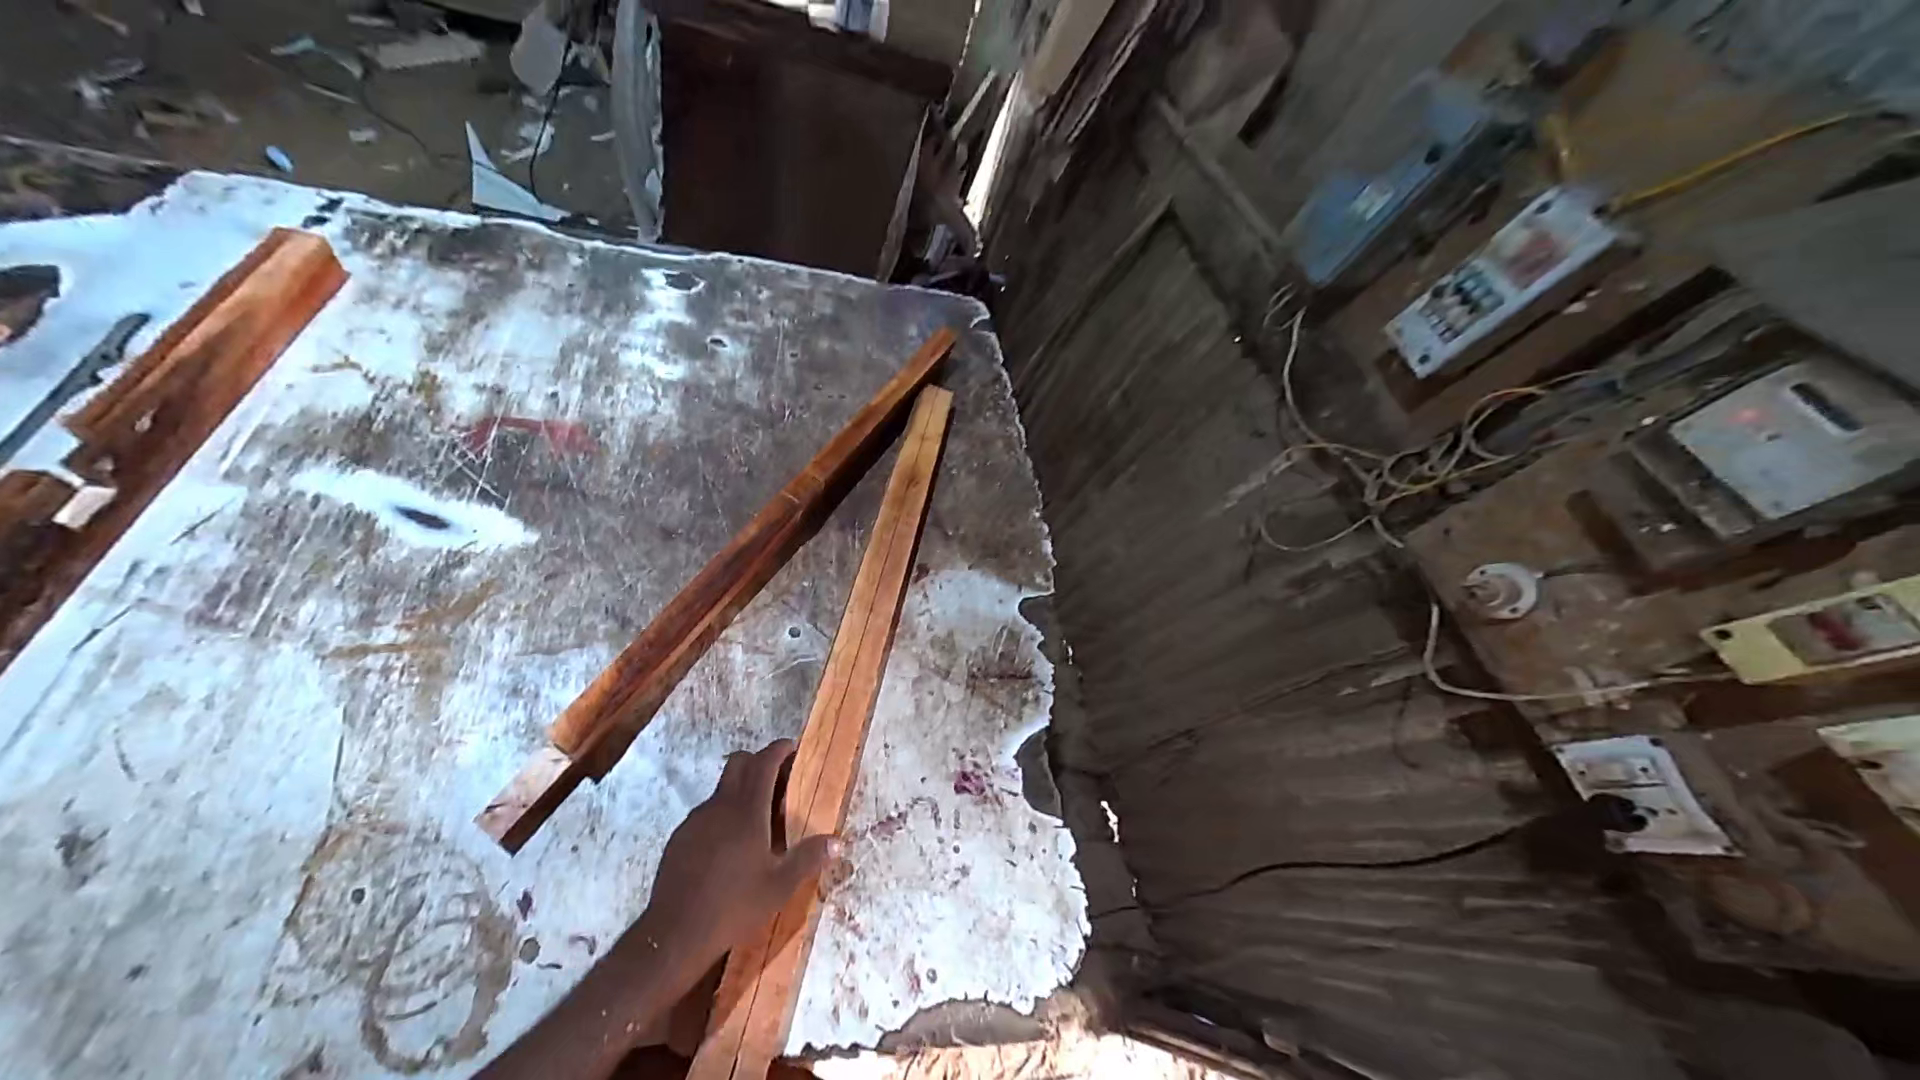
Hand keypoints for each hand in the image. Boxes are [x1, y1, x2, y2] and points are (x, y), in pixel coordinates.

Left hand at [630, 739, 840, 994]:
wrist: (675, 934)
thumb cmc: (734, 906)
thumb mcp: (780, 886)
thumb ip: (809, 858)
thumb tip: (838, 842)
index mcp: (747, 810)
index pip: (763, 763)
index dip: (778, 749)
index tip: (792, 748)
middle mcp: (720, 806)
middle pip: (738, 763)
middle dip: (759, 762)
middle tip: (779, 781)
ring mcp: (695, 820)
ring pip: (721, 788)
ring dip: (740, 790)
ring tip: (757, 819)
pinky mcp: (679, 837)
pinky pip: (706, 812)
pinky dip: (722, 814)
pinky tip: (729, 846)